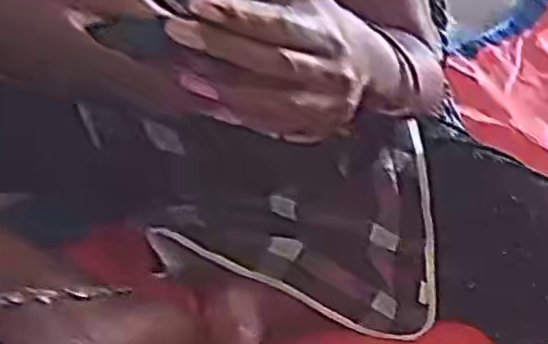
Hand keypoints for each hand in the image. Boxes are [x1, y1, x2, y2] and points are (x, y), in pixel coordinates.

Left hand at [165, 0, 384, 140]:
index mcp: (328, 37)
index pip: (282, 27)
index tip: (197, 4)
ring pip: (282, 102)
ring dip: (232, 90)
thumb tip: (205, 0)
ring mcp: (334, 106)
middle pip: (280, 64)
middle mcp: (336, 75)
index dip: (239, 16)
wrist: (368, 66)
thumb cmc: (319, 22)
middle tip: (178, 31)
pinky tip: (212, 104)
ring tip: (187, 74)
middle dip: (225, 48)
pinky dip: (246, 117)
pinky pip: (285, 127)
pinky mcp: (326, 126)